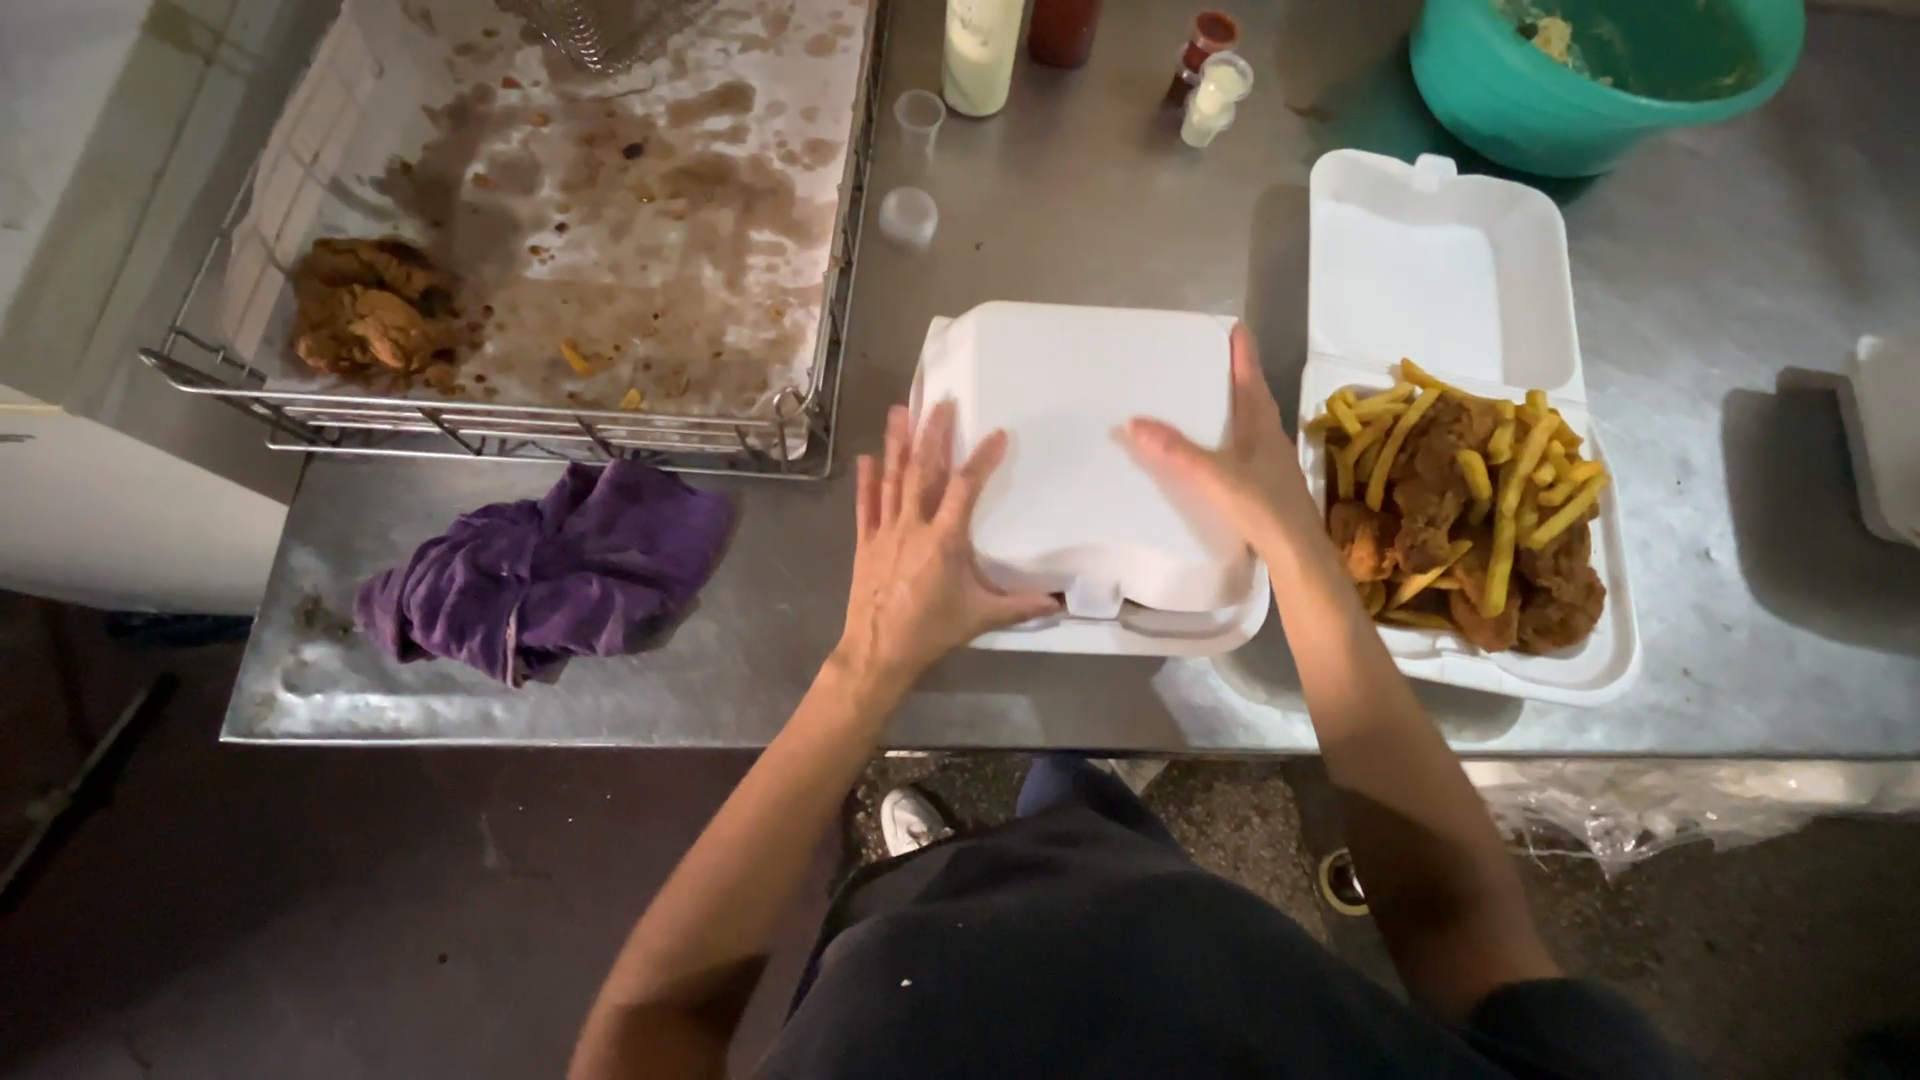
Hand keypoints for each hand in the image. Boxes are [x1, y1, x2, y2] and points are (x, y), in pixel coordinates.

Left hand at [835, 400, 1061, 691]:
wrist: (879, 651)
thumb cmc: (932, 631)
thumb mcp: (980, 617)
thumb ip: (1020, 606)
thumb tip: (1059, 602)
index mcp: (945, 540)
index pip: (967, 488)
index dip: (983, 459)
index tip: (998, 434)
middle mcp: (913, 526)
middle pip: (923, 471)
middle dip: (932, 434)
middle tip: (940, 403)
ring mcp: (885, 531)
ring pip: (892, 479)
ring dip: (897, 444)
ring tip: (900, 411)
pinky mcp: (865, 542)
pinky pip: (865, 505)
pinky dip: (866, 481)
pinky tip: (866, 456)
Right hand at [1125, 322, 1315, 551]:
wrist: (1296, 550)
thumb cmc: (1260, 505)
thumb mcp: (1212, 475)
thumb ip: (1175, 451)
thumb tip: (1133, 423)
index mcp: (1261, 426)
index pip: (1250, 380)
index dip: (1243, 354)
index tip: (1237, 328)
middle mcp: (1271, 438)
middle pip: (1256, 398)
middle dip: (1240, 377)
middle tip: (1222, 360)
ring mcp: (1274, 463)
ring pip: (1256, 425)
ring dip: (1240, 408)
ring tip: (1220, 401)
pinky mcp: (1271, 485)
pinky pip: (1251, 449)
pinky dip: (1237, 439)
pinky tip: (1225, 452)